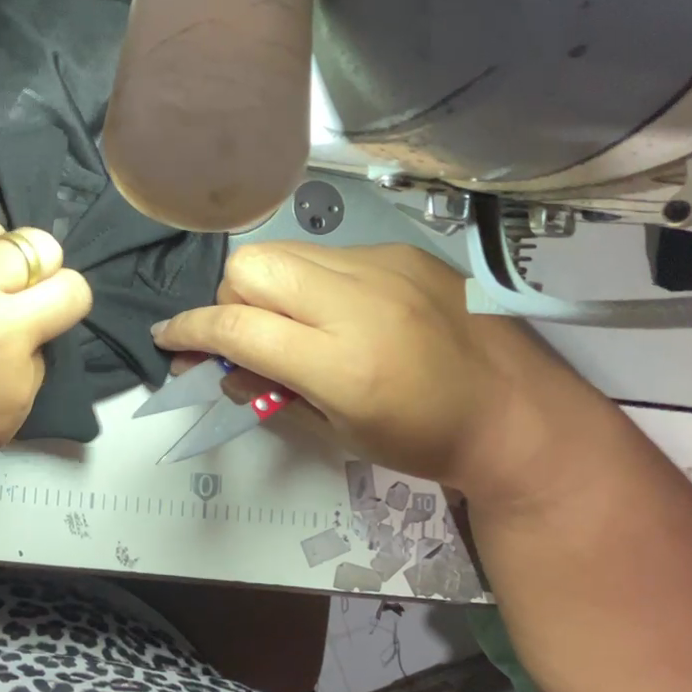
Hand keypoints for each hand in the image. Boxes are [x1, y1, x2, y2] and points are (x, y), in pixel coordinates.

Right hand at [151, 242, 590, 500]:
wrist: (523, 417)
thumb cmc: (423, 440)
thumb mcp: (335, 429)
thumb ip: (267, 388)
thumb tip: (216, 363)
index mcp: (341, 363)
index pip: (235, 326)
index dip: (190, 331)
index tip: (169, 339)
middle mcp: (358, 302)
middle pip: (248, 268)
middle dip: (231, 300)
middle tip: (251, 336)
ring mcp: (383, 267)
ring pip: (282, 252)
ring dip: (268, 287)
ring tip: (296, 322)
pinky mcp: (401, 251)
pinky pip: (325, 254)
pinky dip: (312, 281)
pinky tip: (343, 311)